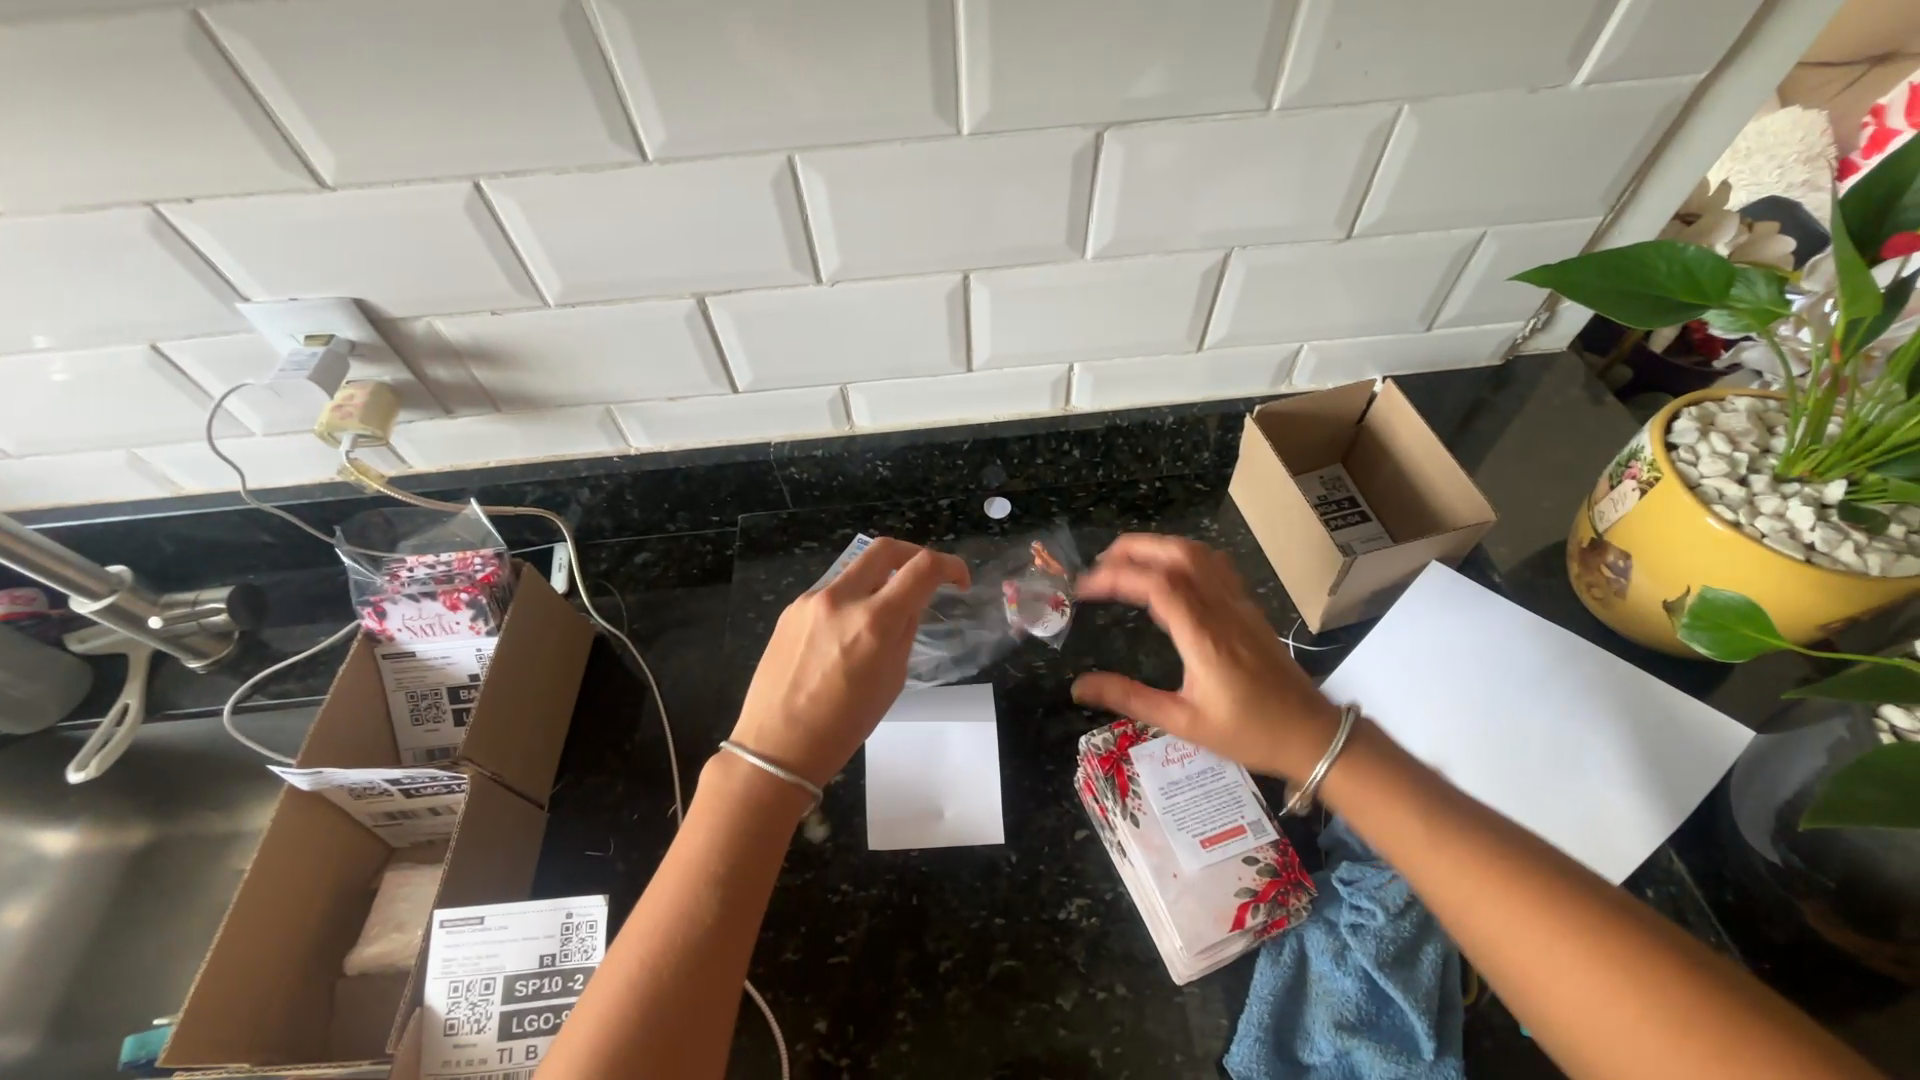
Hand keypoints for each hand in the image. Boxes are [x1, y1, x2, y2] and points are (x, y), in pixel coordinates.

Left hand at [730, 537, 969, 787]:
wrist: (778, 744)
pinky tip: (846, 634)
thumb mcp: (892, 679)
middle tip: (925, 575)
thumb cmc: (845, 724)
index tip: (958, 580)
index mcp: (874, 621)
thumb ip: (905, 632)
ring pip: (855, 569)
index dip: (950, 565)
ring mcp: (811, 601)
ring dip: (878, 579)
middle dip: (913, 554)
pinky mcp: (790, 610)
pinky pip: (831, 592)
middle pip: (885, 548)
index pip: (922, 568)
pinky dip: (850, 600)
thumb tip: (911, 603)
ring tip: (883, 613)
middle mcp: (841, 599)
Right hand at [1070, 534, 1340, 781]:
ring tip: (1124, 562)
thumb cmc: (1249, 733)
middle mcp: (1222, 610)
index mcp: (1205, 637)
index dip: (1115, 577)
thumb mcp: (1183, 722)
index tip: (1082, 588)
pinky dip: (1182, 555)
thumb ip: (1130, 699)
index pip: (1156, 586)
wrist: (1312, 734)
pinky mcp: (1249, 607)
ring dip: (1157, 547)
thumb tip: (1079, 686)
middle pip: (1178, 554)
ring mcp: (1240, 604)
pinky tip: (1167, 570)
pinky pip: (1215, 565)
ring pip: (1198, 553)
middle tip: (1097, 565)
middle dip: (1132, 549)